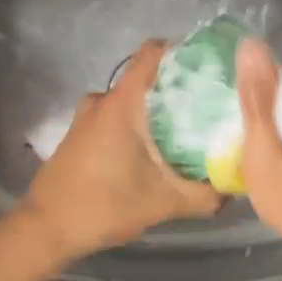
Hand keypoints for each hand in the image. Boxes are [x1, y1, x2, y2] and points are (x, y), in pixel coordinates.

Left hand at [17, 39, 223, 262]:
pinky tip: (152, 152)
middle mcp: (102, 101)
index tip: (209, 65)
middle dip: (176, 89)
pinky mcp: (78, 136)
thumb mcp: (164, 203)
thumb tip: (234, 190)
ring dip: (153, 112)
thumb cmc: (105, 205)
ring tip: (185, 130)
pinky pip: (113, 119)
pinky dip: (134, 127)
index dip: (183, 52)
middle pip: (145, 79)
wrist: (47, 228)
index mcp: (122, 103)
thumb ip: (205, 196)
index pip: (153, 53)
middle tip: (208, 106)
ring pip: (129, 102)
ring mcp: (85, 118)